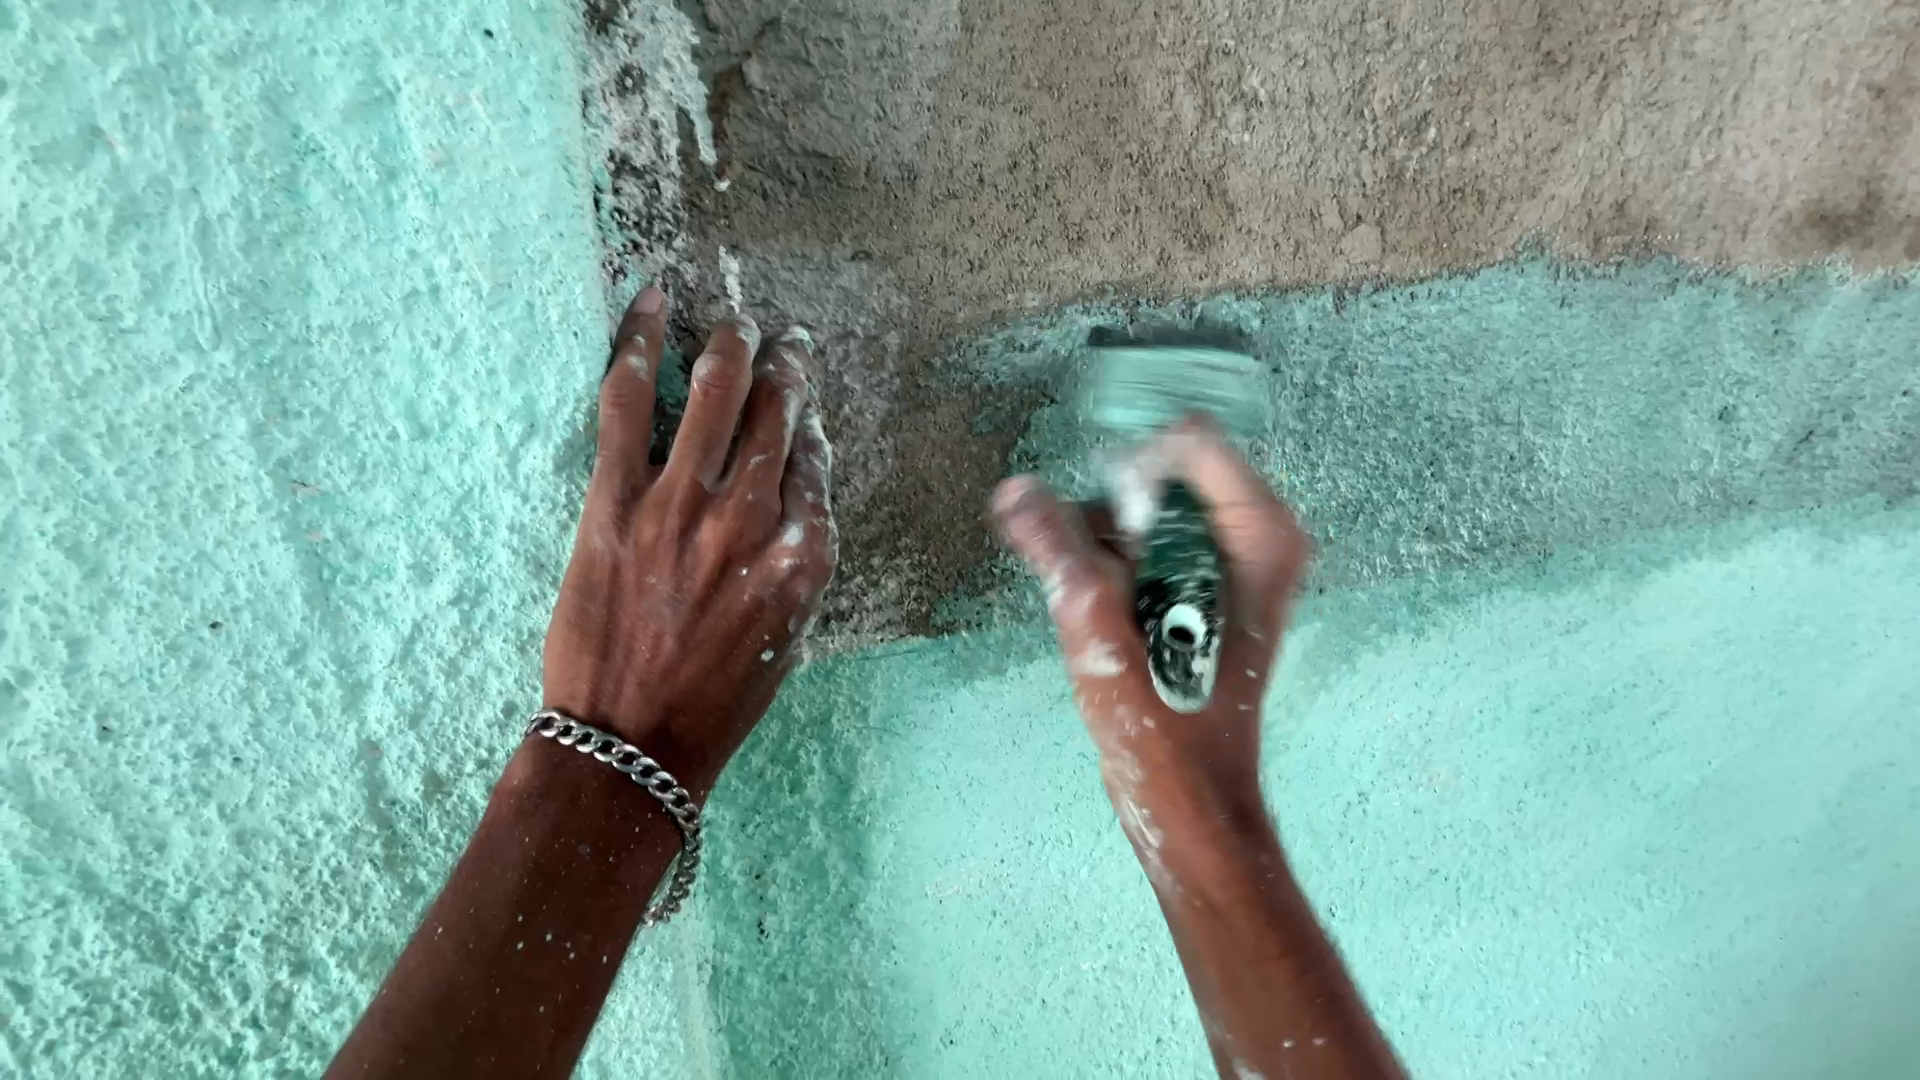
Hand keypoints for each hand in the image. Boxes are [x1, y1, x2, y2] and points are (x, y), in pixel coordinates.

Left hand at [541, 286, 835, 799]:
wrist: (632, 741)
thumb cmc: (721, 696)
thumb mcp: (795, 633)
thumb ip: (805, 556)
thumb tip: (801, 489)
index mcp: (804, 554)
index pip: (817, 460)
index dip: (811, 423)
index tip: (804, 406)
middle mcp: (752, 518)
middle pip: (777, 415)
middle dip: (786, 366)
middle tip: (784, 341)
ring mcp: (682, 505)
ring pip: (714, 392)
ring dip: (730, 343)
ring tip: (736, 319)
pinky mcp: (614, 503)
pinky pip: (627, 404)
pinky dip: (638, 344)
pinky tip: (651, 303)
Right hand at [991, 419, 1308, 855]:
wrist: (1186, 796)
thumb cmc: (1159, 718)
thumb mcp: (1096, 619)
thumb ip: (1055, 544)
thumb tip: (1013, 491)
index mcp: (1257, 530)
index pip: (1185, 439)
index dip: (1127, 475)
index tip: (1103, 532)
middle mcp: (1253, 536)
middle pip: (1158, 478)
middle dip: (1110, 521)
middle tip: (1099, 583)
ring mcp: (1229, 564)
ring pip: (1144, 514)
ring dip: (1103, 550)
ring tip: (1102, 612)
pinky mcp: (1202, 590)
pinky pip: (1144, 546)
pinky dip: (1112, 569)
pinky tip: (1107, 619)